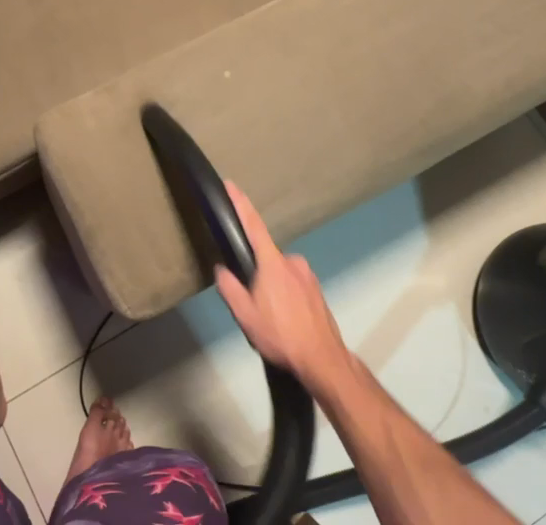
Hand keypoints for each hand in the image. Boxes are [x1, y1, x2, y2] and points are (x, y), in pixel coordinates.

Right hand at [214, 181, 349, 386]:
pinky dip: (286, 298)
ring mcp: (308, 276)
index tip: (231, 184)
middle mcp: (293, 262)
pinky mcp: (317, 290)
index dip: (240, 204)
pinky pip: (293, 285)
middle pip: (265, 258)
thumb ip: (230, 288)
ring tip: (271, 319)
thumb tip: (222, 269)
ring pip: (280, 274)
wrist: (323, 360)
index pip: (253, 226)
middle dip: (256, 275)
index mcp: (273, 264)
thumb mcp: (245, 316)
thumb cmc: (281, 335)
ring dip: (272, 289)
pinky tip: (285, 321)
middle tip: (252, 304)